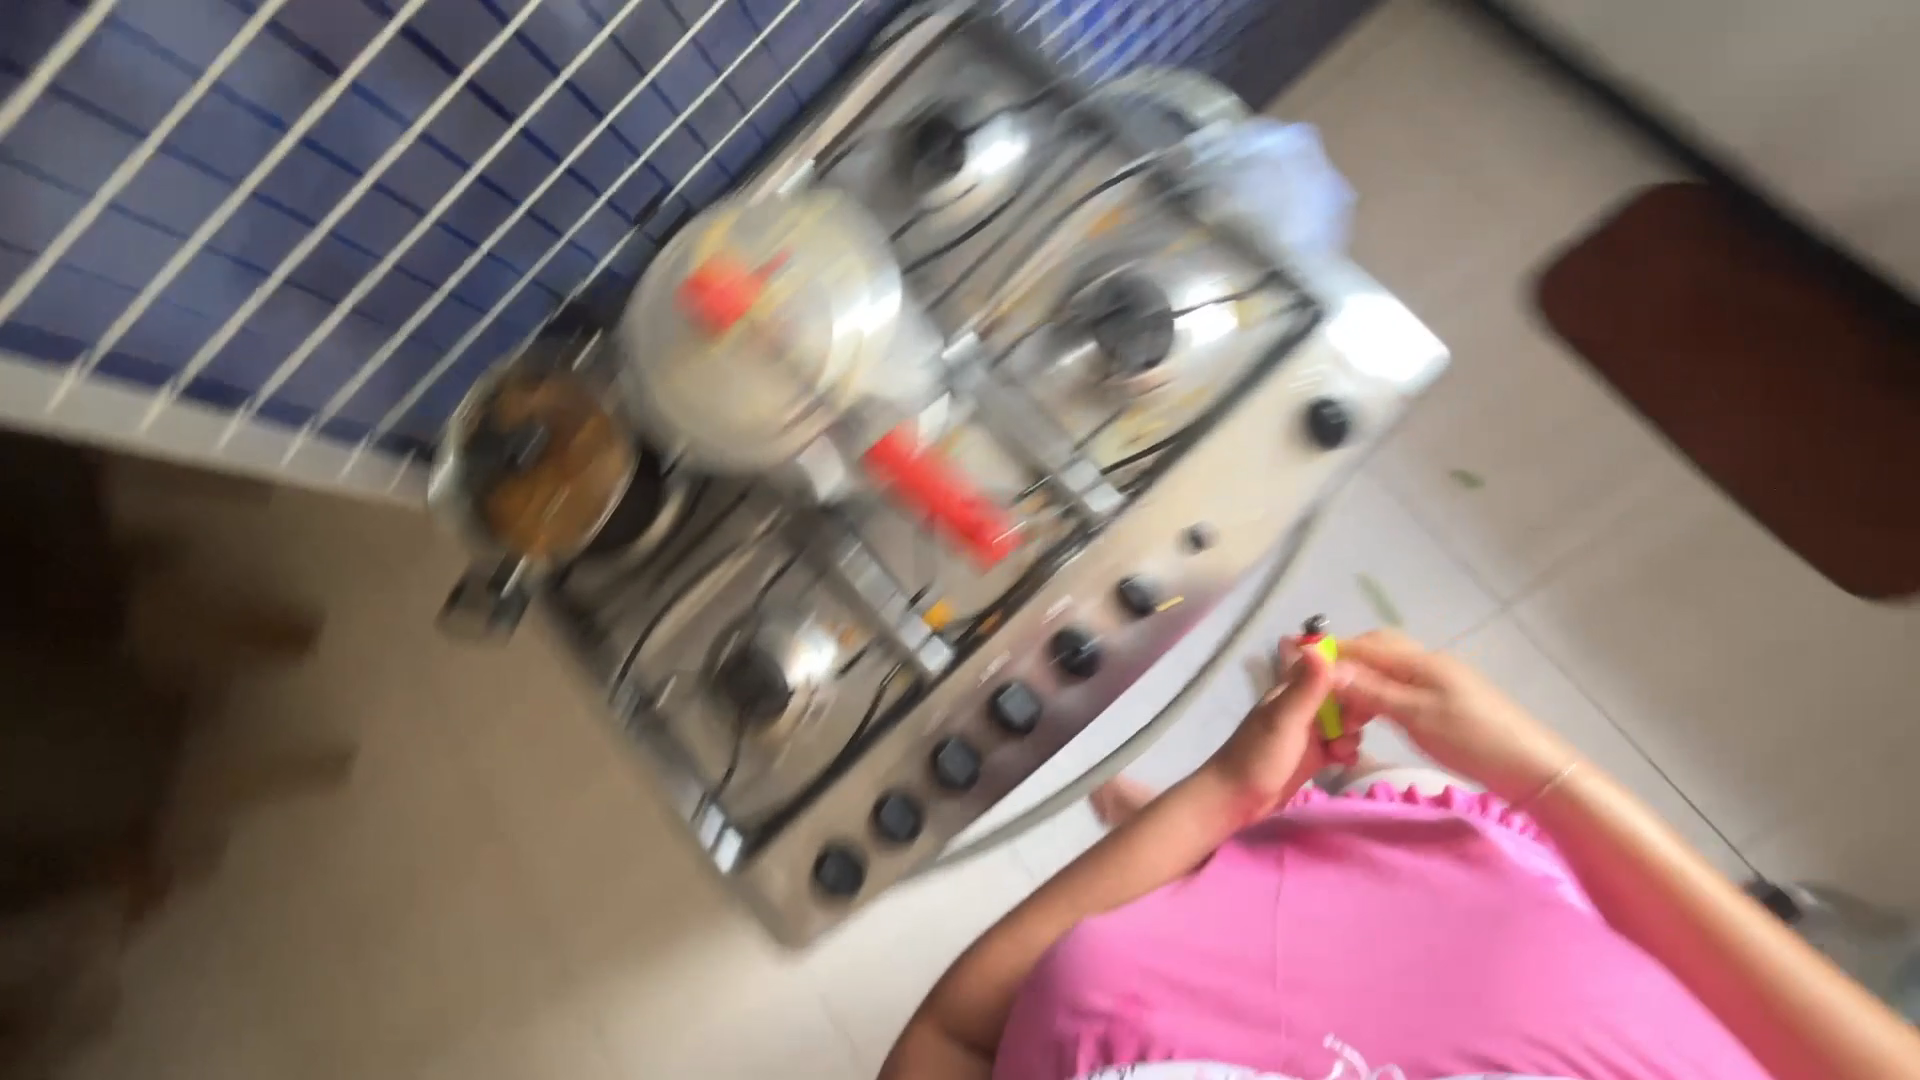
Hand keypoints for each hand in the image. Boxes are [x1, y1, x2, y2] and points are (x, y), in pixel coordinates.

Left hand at [1202, 641, 1363, 819]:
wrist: (1238, 800)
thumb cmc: (1258, 756)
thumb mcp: (1286, 719)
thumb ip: (1307, 687)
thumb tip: (1321, 647)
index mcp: (1290, 690)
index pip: (1327, 669)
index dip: (1349, 677)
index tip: (1363, 694)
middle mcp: (1300, 706)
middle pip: (1341, 697)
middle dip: (1353, 711)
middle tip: (1348, 729)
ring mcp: (1307, 732)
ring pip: (1343, 723)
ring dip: (1350, 734)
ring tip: (1340, 751)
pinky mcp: (1313, 756)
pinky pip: (1340, 746)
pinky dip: (1346, 752)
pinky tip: (1344, 763)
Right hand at [1332, 628, 1579, 802]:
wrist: (1534, 770)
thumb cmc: (1473, 739)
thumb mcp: (1415, 716)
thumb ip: (1370, 690)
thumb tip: (1326, 668)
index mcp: (1419, 661)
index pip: (1362, 644)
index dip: (1328, 650)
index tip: (1294, 659)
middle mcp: (1426, 662)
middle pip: (1374, 649)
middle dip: (1344, 662)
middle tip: (1321, 691)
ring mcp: (1437, 681)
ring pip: (1386, 669)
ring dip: (1360, 682)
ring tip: (1343, 711)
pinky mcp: (1444, 700)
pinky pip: (1398, 686)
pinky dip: (1377, 695)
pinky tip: (1371, 716)